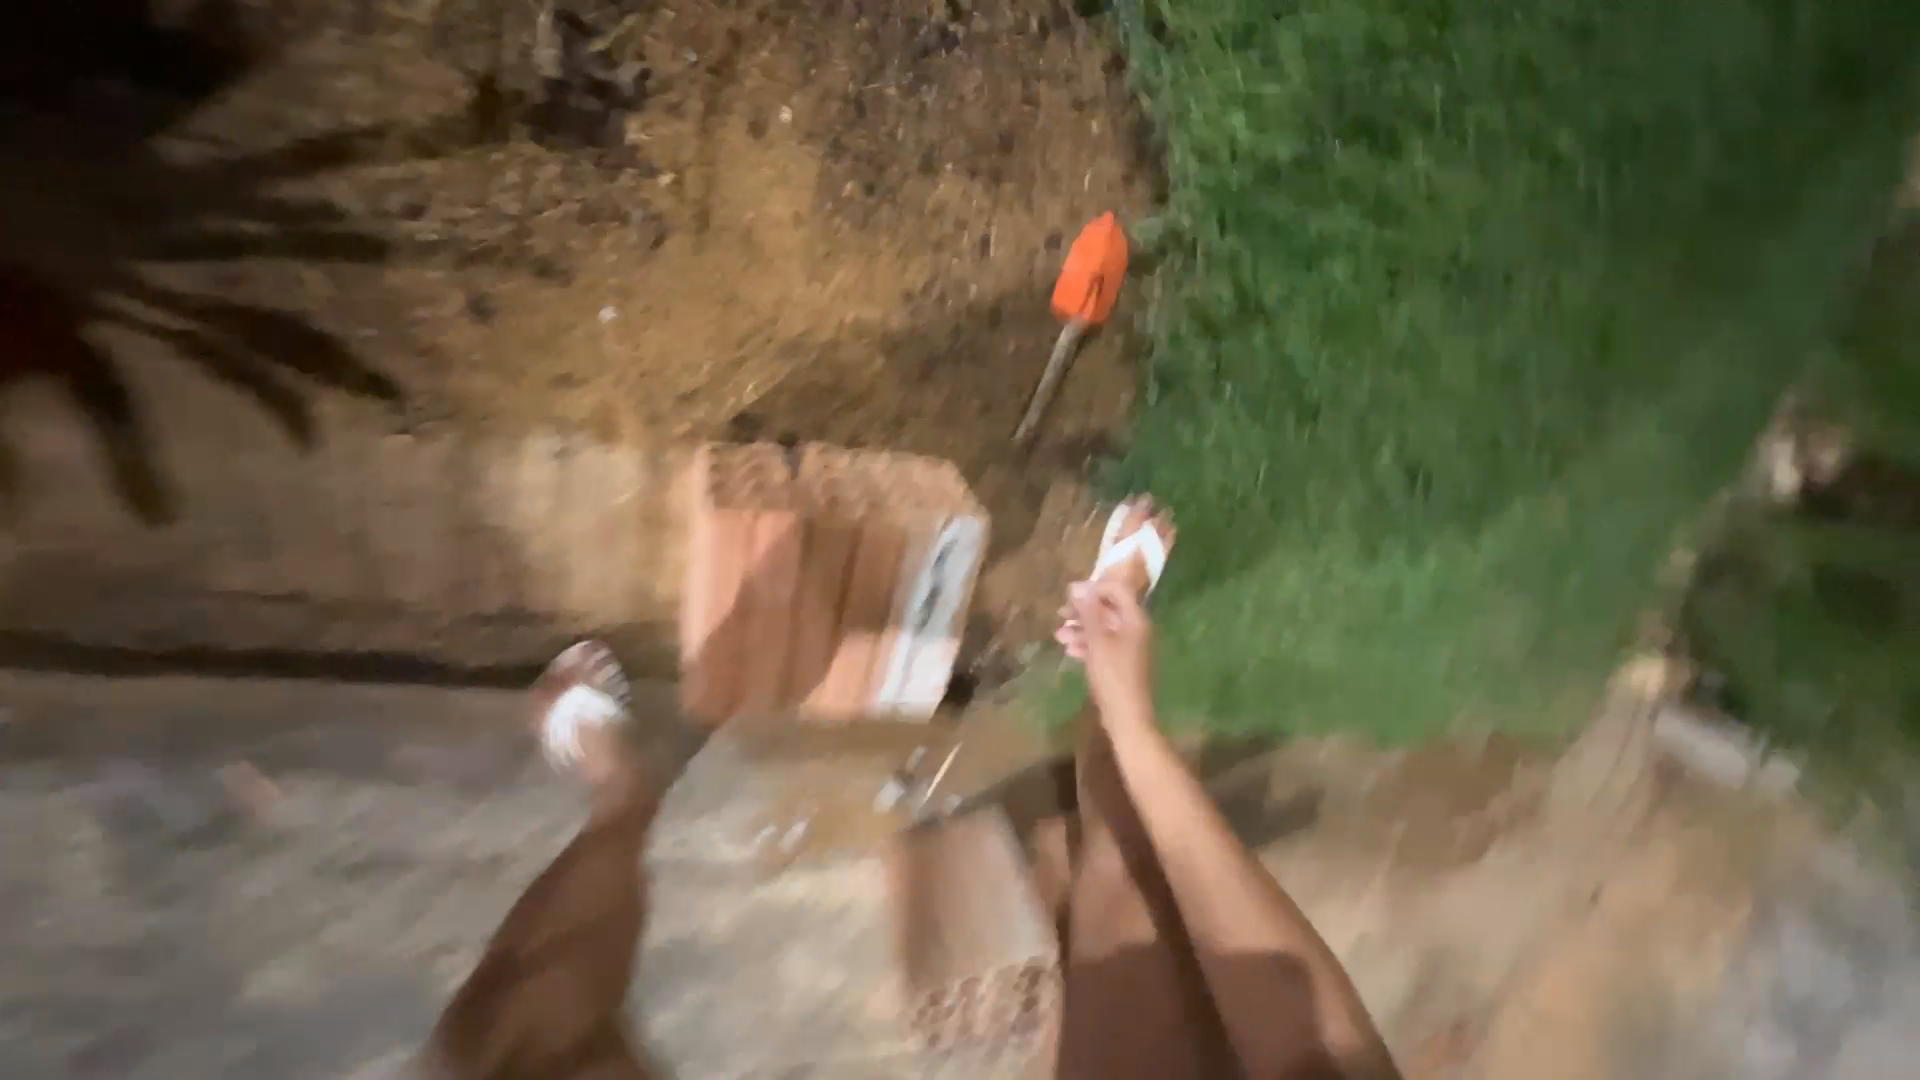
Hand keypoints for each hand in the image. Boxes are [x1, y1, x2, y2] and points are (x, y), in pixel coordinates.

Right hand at [1056, 579, 1154, 718]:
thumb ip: (1088, 612)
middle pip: (1109, 608)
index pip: (1118, 590)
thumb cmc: (1113, 675)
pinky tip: (1069, 650)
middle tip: (1060, 613)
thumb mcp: (1097, 641)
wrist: (1127, 716)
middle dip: (1084, 609)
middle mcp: (1135, 629)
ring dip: (1081, 628)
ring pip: (1104, 628)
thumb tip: (1077, 586)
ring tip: (1059, 635)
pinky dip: (1087, 644)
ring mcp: (1129, 647)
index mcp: (1135, 619)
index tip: (1070, 595)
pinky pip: (1104, 645)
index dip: (1094, 588)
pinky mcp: (1122, 662)